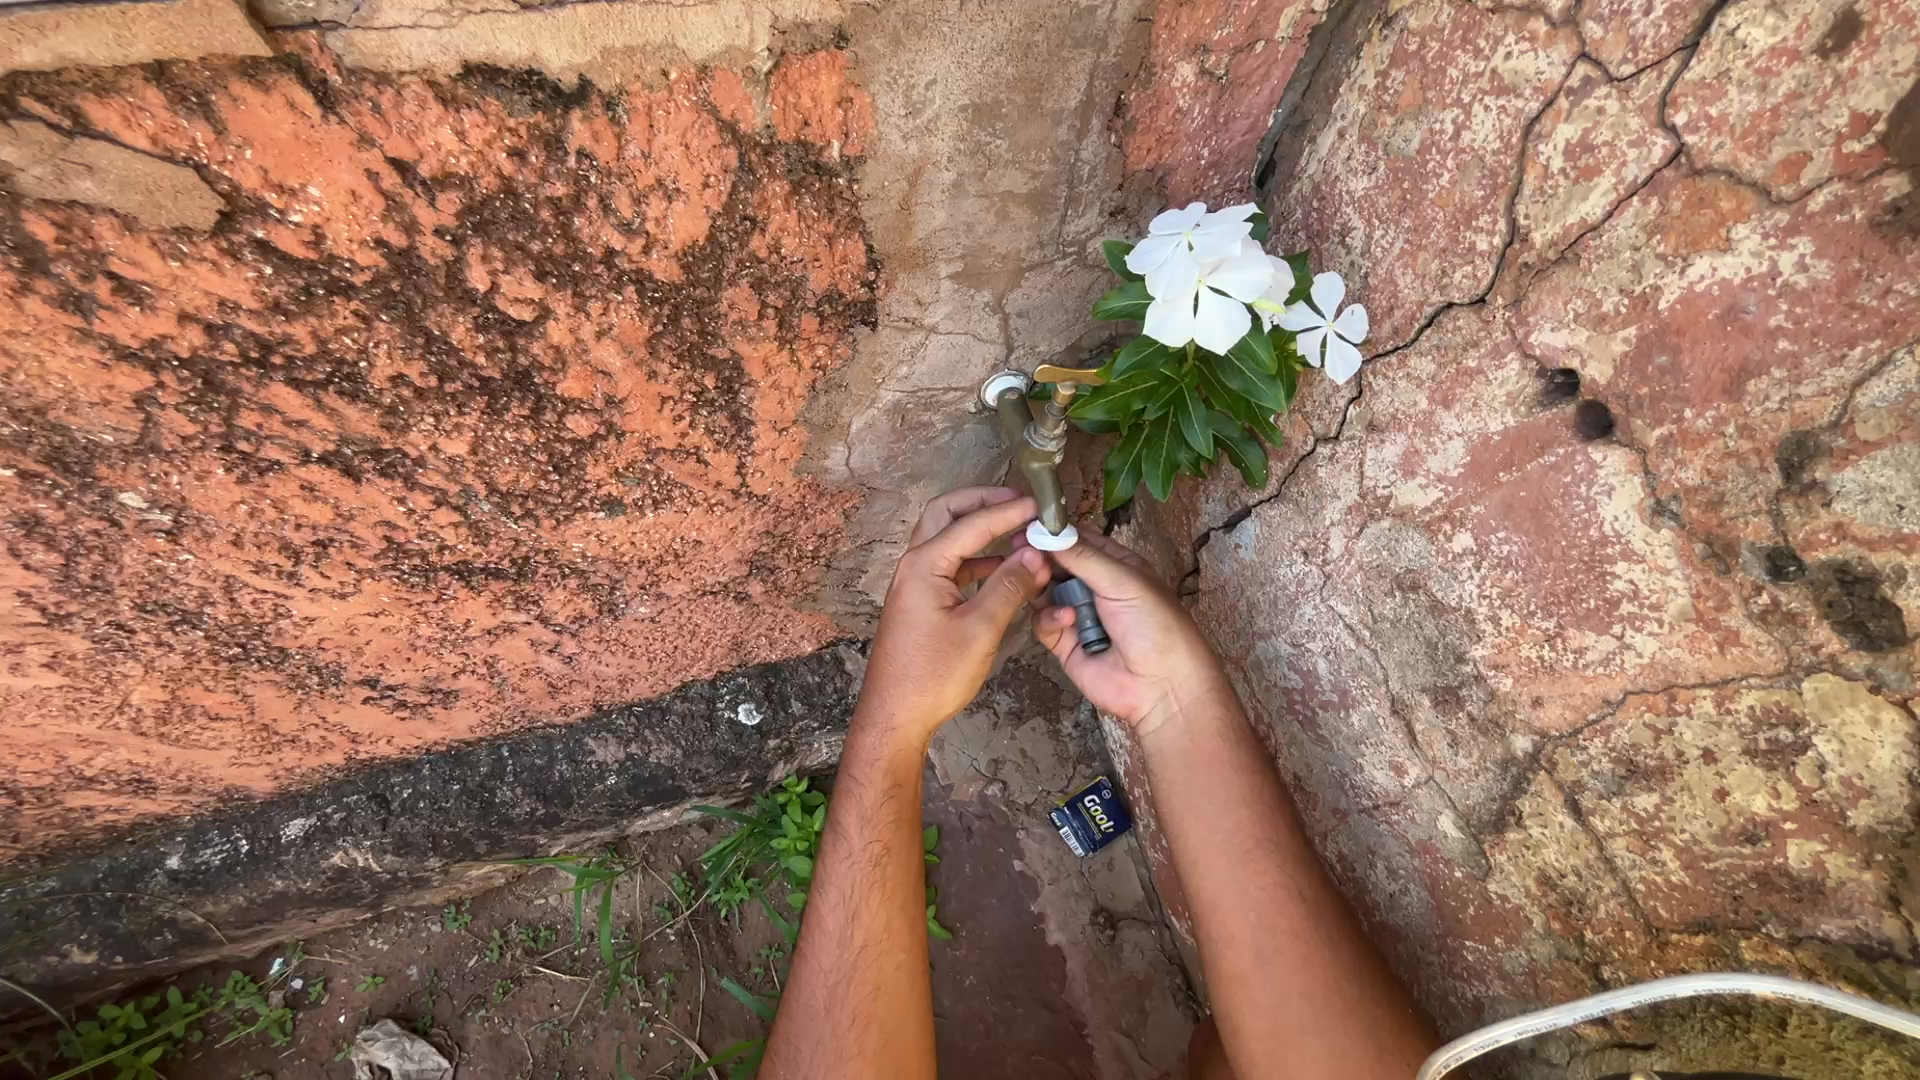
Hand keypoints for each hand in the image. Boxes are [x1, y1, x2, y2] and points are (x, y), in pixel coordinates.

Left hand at [860, 487, 1051, 745]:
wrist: (896, 716)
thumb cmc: (933, 675)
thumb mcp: (980, 629)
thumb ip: (1009, 586)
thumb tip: (1035, 553)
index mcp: (924, 565)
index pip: (971, 524)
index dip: (1008, 511)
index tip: (1040, 506)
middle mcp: (914, 566)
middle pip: (946, 514)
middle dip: (982, 502)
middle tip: (1018, 501)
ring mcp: (915, 583)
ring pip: (947, 539)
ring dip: (979, 530)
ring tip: (1018, 531)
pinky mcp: (921, 601)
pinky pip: (951, 566)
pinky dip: (977, 559)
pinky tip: (1003, 568)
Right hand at [1026, 530, 1232, 740]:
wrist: (1162, 686)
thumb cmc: (1154, 624)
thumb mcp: (1123, 581)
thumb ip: (1082, 556)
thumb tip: (1047, 530)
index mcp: (1114, 565)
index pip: (1077, 540)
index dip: (1052, 532)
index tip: (1026, 526)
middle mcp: (1094, 587)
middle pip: (1055, 564)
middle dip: (1039, 558)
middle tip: (1019, 552)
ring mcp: (1078, 614)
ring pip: (1044, 592)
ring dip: (1041, 586)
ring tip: (1040, 583)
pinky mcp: (1065, 643)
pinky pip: (1045, 622)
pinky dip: (1050, 618)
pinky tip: (1066, 620)